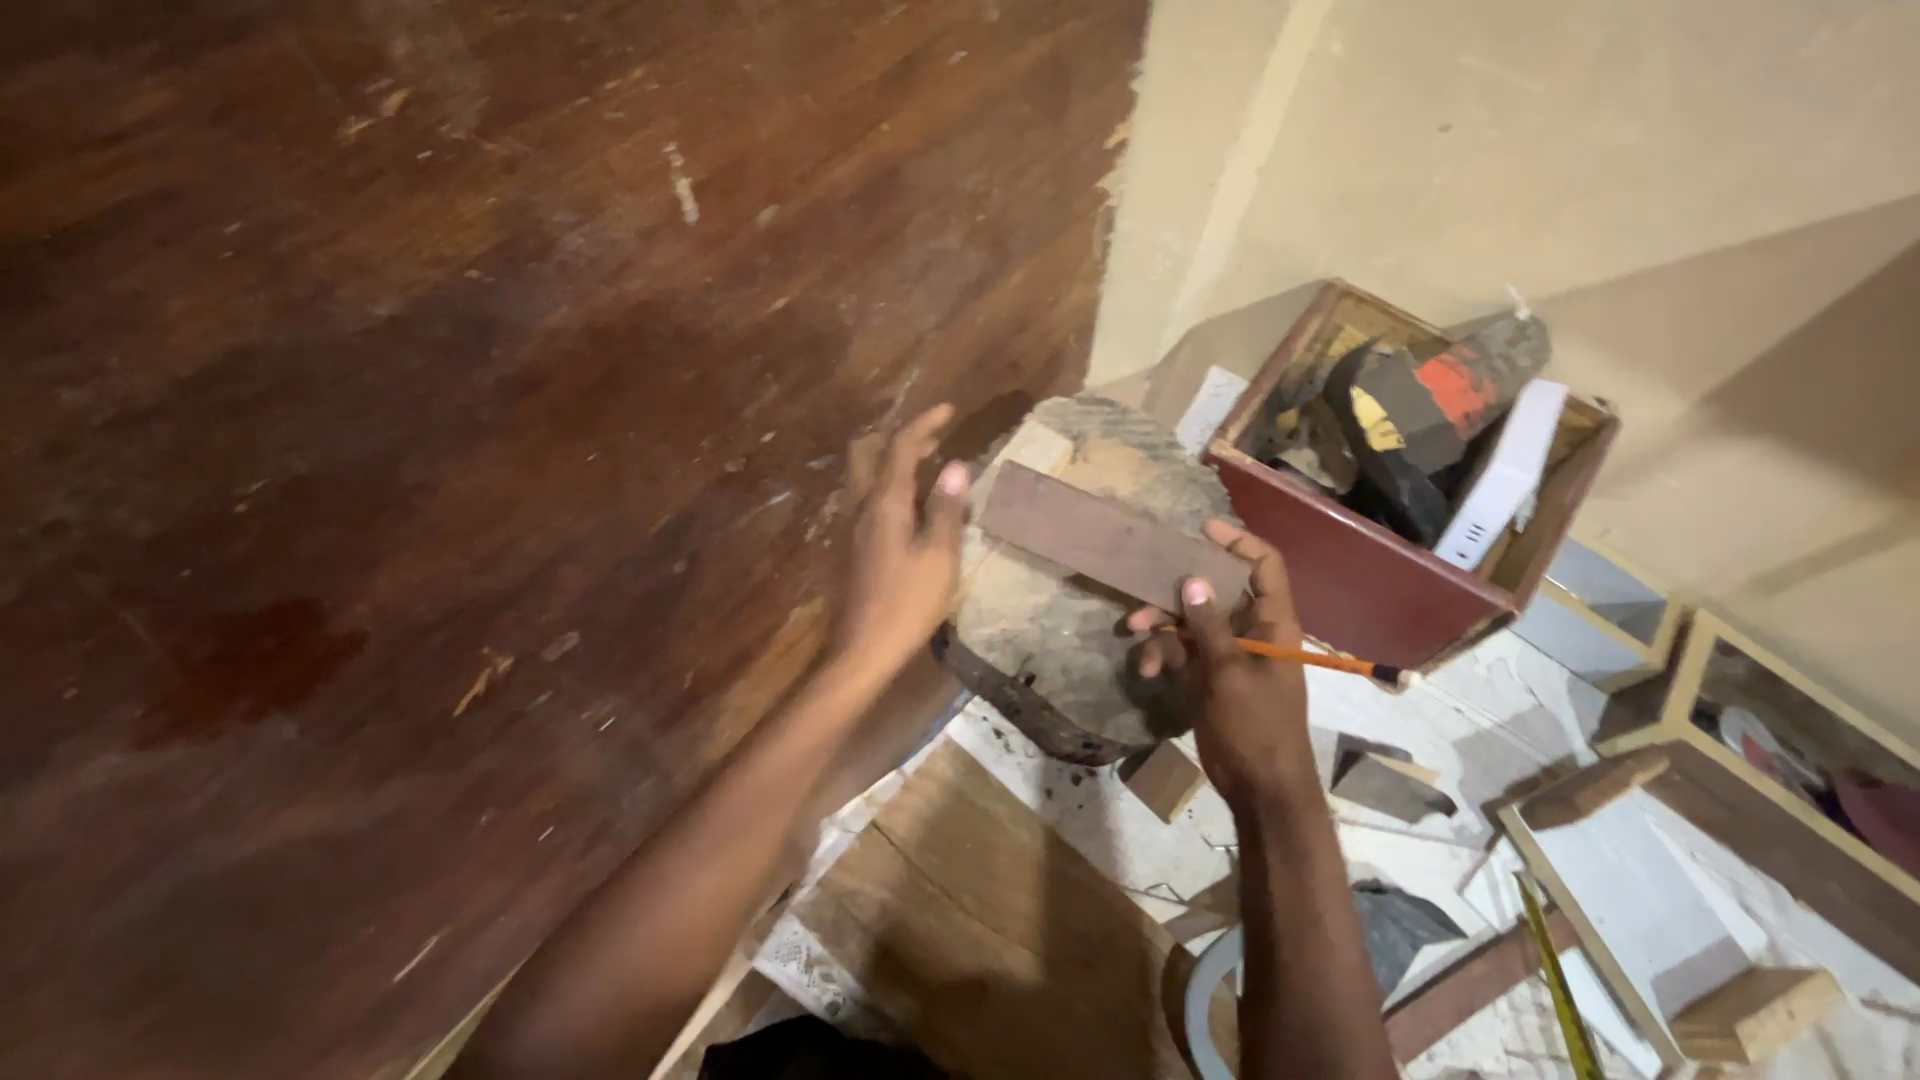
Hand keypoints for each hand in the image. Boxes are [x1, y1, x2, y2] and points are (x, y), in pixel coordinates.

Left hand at [831, 403, 971, 683]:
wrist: (861, 650)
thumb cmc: (906, 604)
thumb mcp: (939, 557)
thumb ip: (946, 509)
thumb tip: (956, 466)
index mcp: (883, 503)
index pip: (900, 446)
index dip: (924, 423)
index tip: (949, 409)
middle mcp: (860, 507)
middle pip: (866, 452)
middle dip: (898, 436)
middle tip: (933, 440)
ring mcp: (849, 528)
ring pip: (863, 476)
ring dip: (891, 462)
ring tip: (928, 470)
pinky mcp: (849, 548)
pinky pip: (866, 500)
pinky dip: (888, 488)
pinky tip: (912, 510)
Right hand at [1126, 520, 1312, 808]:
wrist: (1260, 785)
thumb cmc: (1257, 726)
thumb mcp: (1230, 672)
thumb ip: (1209, 625)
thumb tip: (1192, 580)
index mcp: (1273, 621)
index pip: (1265, 565)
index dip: (1238, 541)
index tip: (1201, 529)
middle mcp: (1251, 629)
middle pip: (1215, 589)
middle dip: (1176, 589)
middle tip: (1144, 586)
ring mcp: (1227, 653)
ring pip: (1189, 620)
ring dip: (1160, 625)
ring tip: (1134, 632)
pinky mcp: (1206, 676)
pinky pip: (1179, 651)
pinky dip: (1160, 655)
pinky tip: (1146, 670)